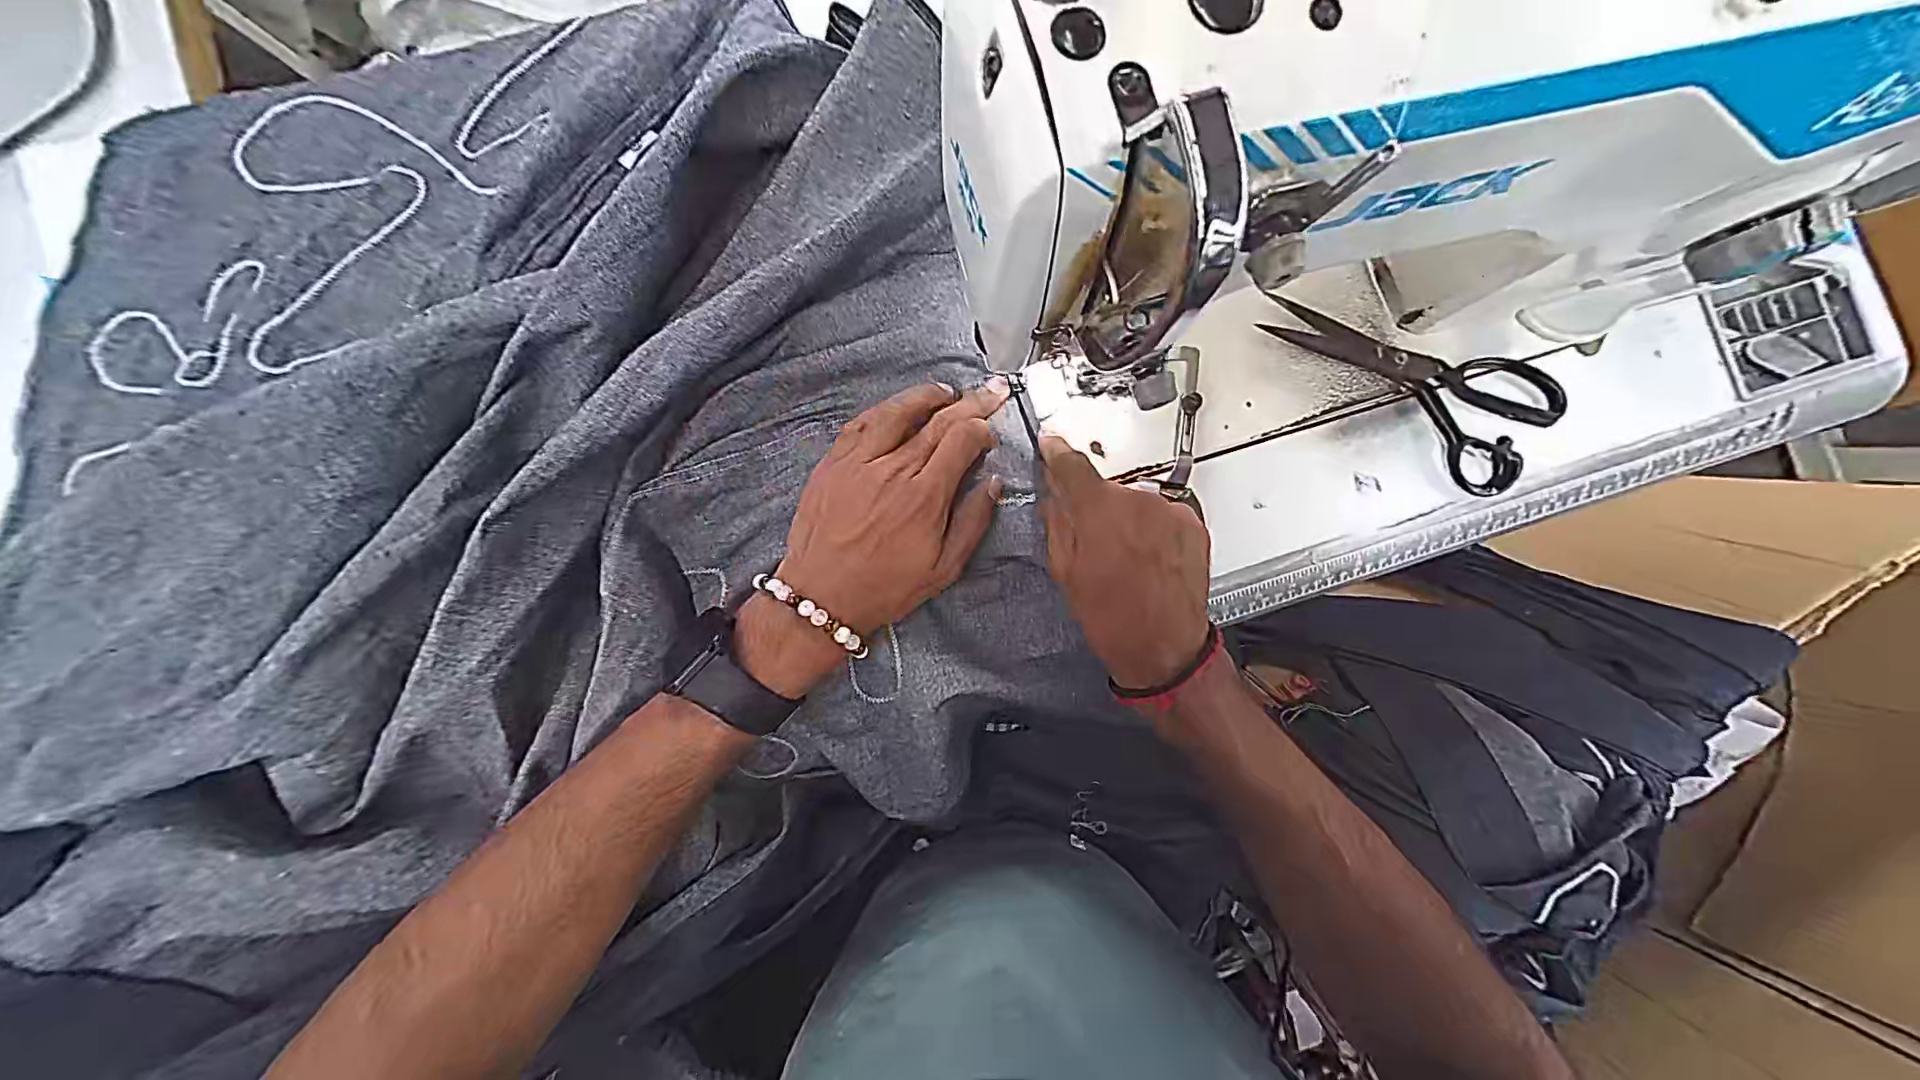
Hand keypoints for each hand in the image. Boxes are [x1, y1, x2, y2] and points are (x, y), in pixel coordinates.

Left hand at [735, 380, 1008, 696]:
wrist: (822, 596)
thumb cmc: (883, 587)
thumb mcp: (943, 568)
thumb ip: (973, 521)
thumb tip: (992, 485)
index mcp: (924, 496)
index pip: (962, 439)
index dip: (982, 428)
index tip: (989, 433)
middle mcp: (893, 470)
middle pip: (939, 420)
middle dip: (970, 402)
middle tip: (988, 392)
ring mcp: (859, 462)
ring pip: (898, 412)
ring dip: (926, 396)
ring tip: (945, 391)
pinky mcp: (834, 464)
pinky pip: (861, 423)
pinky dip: (884, 409)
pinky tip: (897, 407)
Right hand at [1040, 436, 1210, 689]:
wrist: (1163, 647)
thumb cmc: (1115, 620)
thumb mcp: (1066, 572)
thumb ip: (1057, 523)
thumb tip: (1054, 497)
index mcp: (1098, 511)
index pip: (1071, 463)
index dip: (1056, 452)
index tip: (1051, 444)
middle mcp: (1137, 502)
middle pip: (1106, 486)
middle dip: (1096, 506)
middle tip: (1095, 543)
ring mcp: (1168, 511)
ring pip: (1135, 500)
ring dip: (1127, 519)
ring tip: (1127, 559)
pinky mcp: (1192, 522)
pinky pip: (1161, 513)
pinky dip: (1152, 528)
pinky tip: (1148, 558)